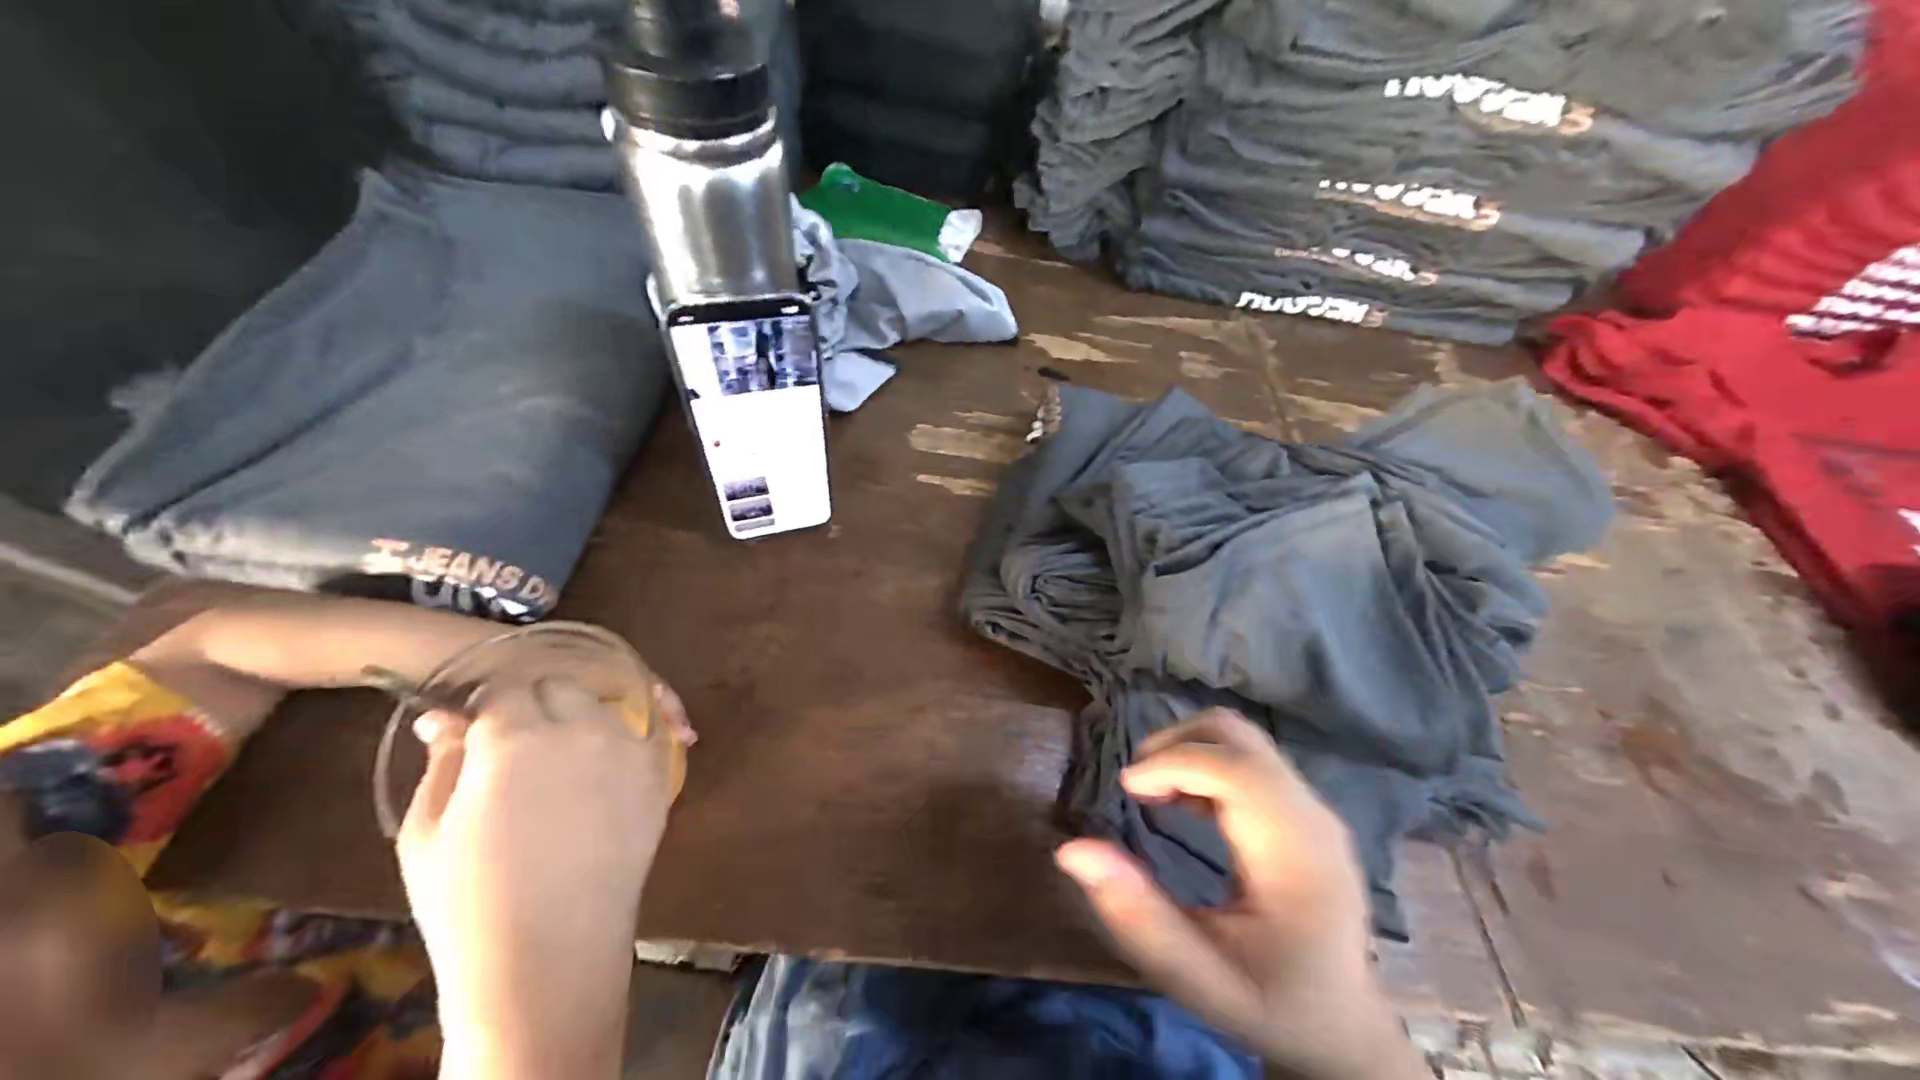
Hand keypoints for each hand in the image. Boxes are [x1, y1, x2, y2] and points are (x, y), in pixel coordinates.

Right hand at [397, 677, 688, 1079]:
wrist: (549, 954)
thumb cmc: (470, 902)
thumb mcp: (428, 831)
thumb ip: (444, 761)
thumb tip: (441, 716)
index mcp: (515, 738)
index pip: (507, 690)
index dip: (492, 710)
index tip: (484, 731)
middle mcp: (581, 730)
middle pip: (561, 689)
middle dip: (538, 706)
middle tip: (521, 747)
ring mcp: (628, 750)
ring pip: (606, 706)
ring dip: (583, 718)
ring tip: (565, 759)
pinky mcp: (659, 775)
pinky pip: (648, 732)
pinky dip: (629, 734)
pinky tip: (612, 757)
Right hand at [1054, 710, 1425, 1079]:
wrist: (1342, 1027)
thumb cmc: (1272, 1005)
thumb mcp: (1199, 980)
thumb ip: (1138, 917)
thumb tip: (1072, 851)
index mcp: (1295, 853)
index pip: (1236, 767)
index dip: (1173, 761)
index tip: (1127, 790)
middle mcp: (1310, 815)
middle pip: (1236, 736)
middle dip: (1174, 745)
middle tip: (1136, 788)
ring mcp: (1309, 808)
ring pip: (1238, 738)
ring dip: (1185, 750)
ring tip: (1152, 795)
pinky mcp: (1299, 809)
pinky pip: (1245, 758)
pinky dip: (1202, 762)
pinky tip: (1180, 804)